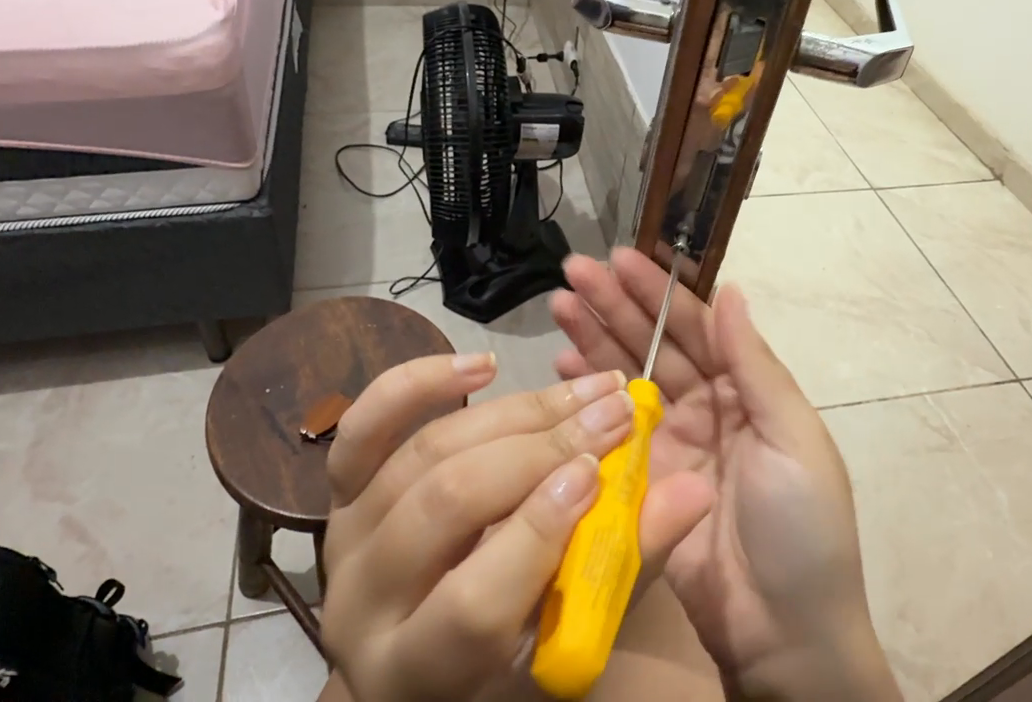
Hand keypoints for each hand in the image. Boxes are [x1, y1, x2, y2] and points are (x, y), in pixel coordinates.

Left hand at [319, 352, 714, 700]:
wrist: (407, 656)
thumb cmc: (497, 665)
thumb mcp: (561, 642)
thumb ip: (621, 568)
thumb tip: (691, 489)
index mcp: (416, 669)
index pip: (473, 598)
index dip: (539, 528)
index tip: (602, 469)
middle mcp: (362, 598)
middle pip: (449, 503)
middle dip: (540, 448)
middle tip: (614, 410)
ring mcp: (344, 534)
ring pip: (426, 452)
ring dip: (514, 410)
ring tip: (584, 388)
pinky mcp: (340, 491)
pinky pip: (367, 424)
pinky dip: (421, 383)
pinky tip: (483, 363)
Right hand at [551, 251, 900, 700]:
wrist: (782, 634)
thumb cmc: (799, 526)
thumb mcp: (793, 438)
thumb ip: (754, 365)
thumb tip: (733, 289)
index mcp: (746, 391)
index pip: (696, 327)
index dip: (657, 292)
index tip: (618, 258)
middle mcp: (705, 408)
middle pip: (653, 345)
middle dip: (614, 305)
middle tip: (572, 271)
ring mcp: (668, 445)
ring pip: (625, 379)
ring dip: (592, 340)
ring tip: (557, 305)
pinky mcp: (638, 483)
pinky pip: (608, 430)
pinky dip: (584, 396)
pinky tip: (560, 366)